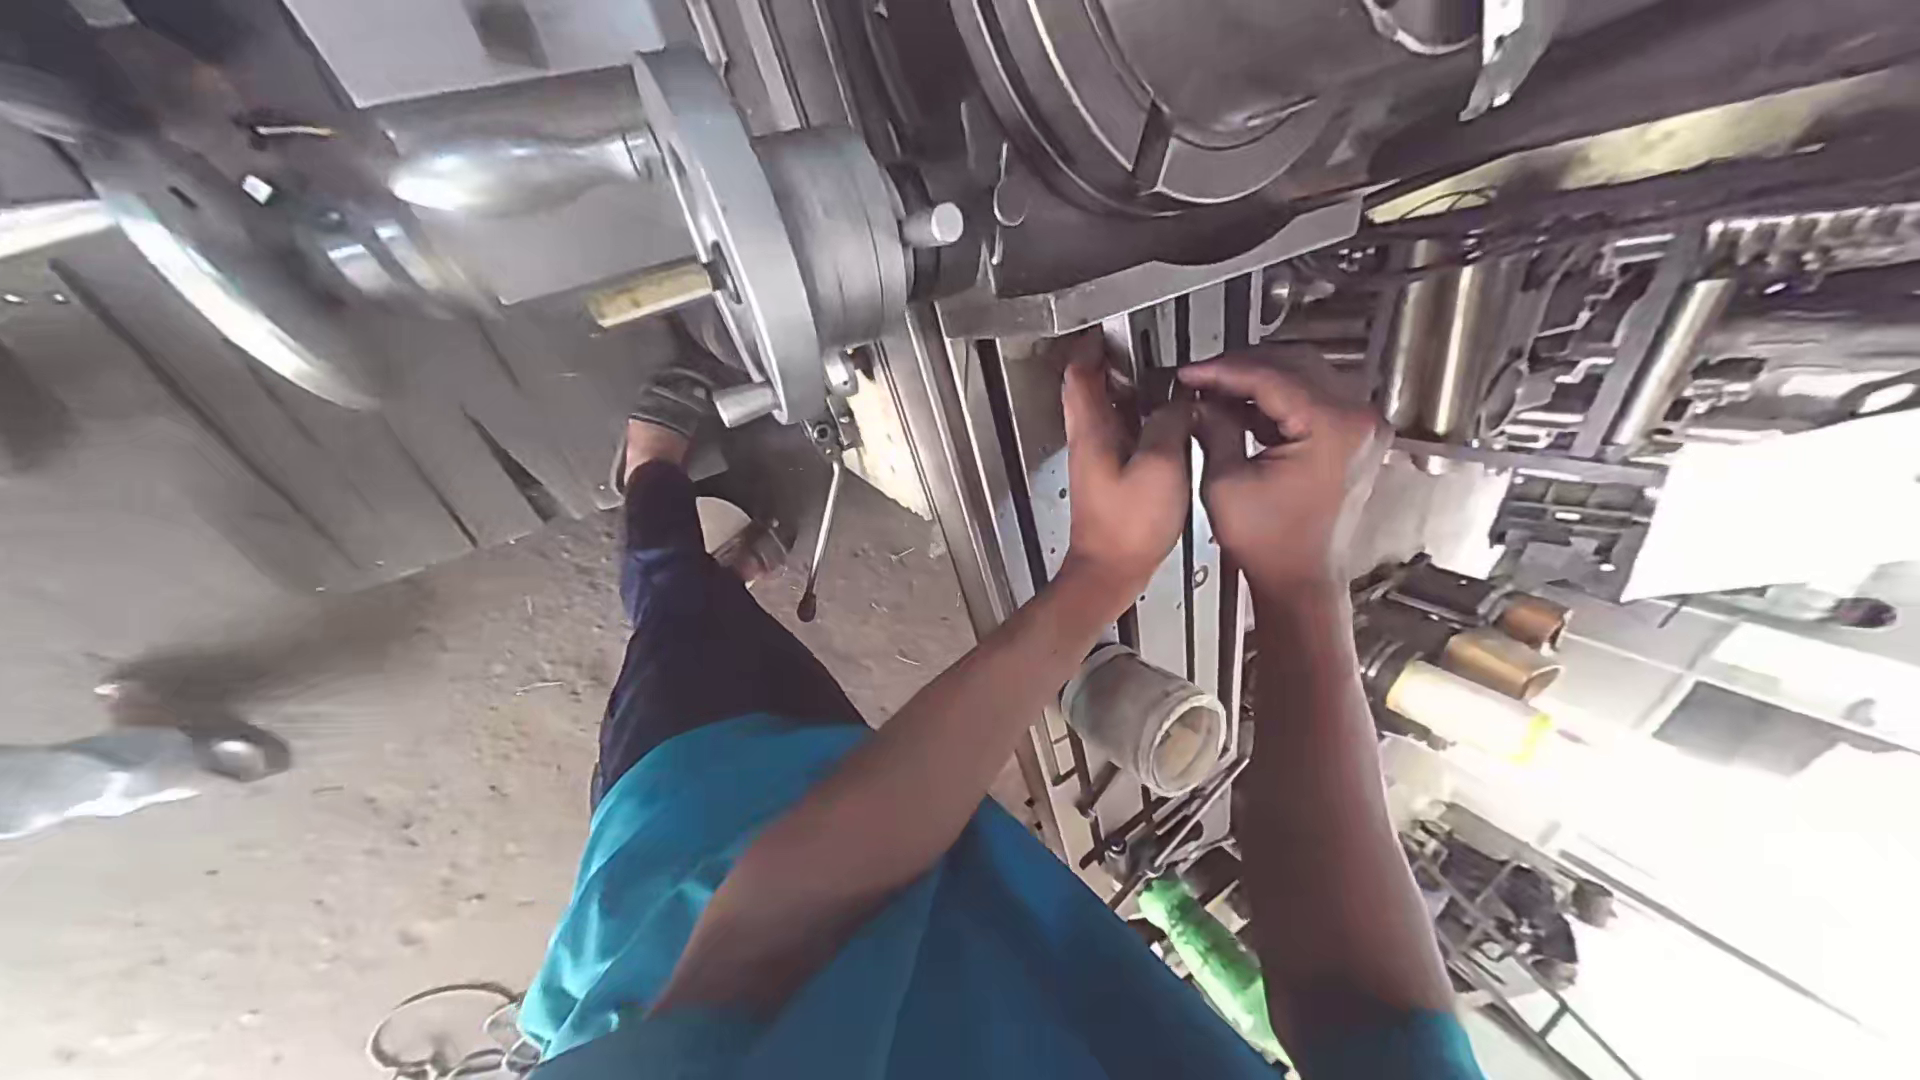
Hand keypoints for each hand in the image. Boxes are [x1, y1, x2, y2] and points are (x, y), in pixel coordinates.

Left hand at [1057, 332, 1194, 615]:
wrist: (1111, 569)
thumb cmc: (1128, 527)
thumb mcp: (1160, 467)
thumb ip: (1169, 424)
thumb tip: (1178, 401)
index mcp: (1092, 431)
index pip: (1079, 374)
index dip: (1091, 347)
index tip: (1109, 331)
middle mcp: (1087, 441)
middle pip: (1089, 388)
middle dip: (1112, 365)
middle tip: (1141, 353)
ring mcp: (1095, 458)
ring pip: (1105, 411)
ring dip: (1127, 391)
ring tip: (1159, 381)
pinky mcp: (1108, 476)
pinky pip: (1119, 434)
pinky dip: (1137, 419)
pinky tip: (1162, 423)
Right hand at [1178, 347, 1386, 593]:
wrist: (1299, 578)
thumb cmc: (1271, 544)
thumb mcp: (1225, 482)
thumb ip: (1215, 429)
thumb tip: (1202, 399)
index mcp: (1332, 427)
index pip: (1270, 376)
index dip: (1222, 370)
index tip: (1192, 372)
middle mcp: (1358, 420)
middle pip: (1294, 363)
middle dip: (1241, 367)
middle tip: (1202, 376)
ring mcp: (1361, 428)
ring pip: (1305, 375)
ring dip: (1258, 378)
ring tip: (1216, 390)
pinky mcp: (1352, 438)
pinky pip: (1313, 398)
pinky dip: (1276, 397)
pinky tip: (1242, 407)